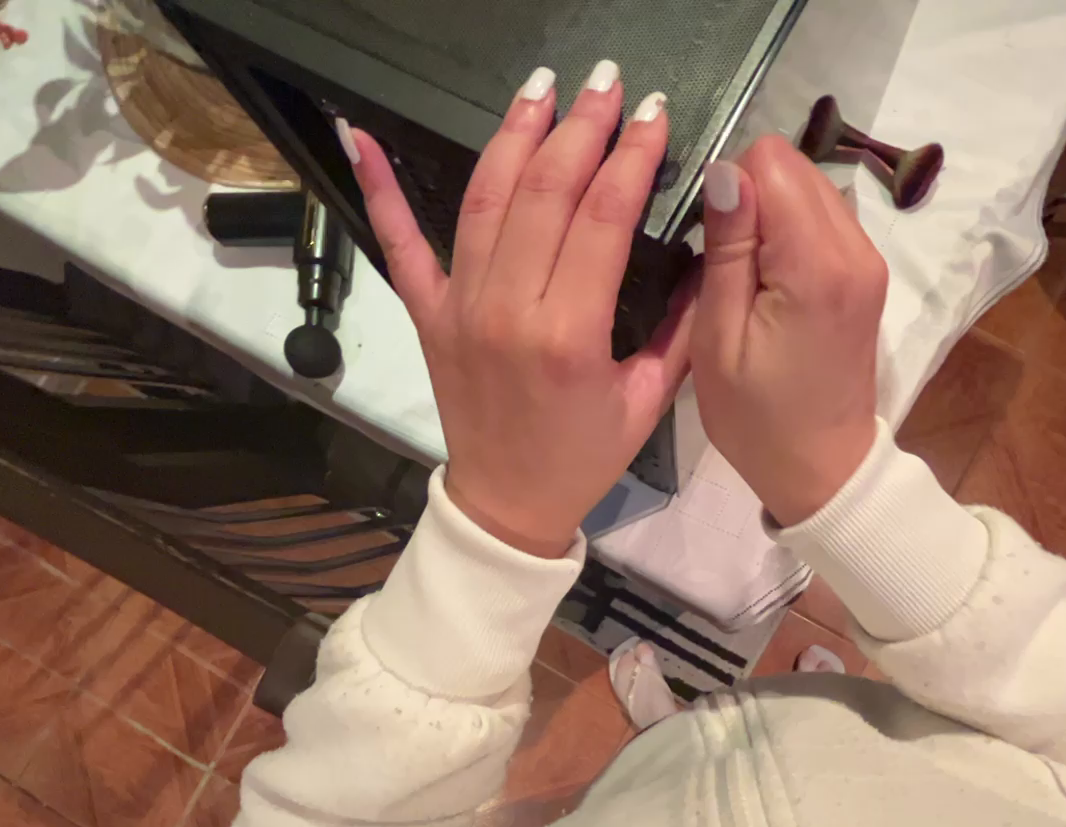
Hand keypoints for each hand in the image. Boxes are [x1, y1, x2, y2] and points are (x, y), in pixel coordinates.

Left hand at [339, 64, 691, 557]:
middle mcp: (508, 310)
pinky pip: (400, 243)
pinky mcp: (427, 316)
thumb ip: (680, 329)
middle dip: (580, 129)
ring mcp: (459, 309)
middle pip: (544, 193)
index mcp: (569, 336)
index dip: (631, 158)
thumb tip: (703, 256)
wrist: (508, 503)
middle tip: (605, 84)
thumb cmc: (583, 460)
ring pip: (483, 199)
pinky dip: (380, 187)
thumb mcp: (647, 402)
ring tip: (541, 88)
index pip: (602, 219)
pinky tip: (362, 134)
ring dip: (514, 135)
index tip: (654, 116)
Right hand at [691, 136, 886, 526]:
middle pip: (795, 167)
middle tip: (724, 266)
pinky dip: (790, 237)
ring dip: (769, 219)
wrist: (823, 471)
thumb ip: (727, 251)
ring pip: (810, 189)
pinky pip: (823, 221)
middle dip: (750, 199)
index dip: (730, 189)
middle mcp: (856, 248)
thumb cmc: (757, 420)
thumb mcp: (719, 341)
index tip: (712, 245)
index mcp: (817, 264)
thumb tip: (725, 170)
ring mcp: (868, 261)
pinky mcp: (867, 276)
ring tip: (746, 281)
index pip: (772, 160)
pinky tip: (771, 287)